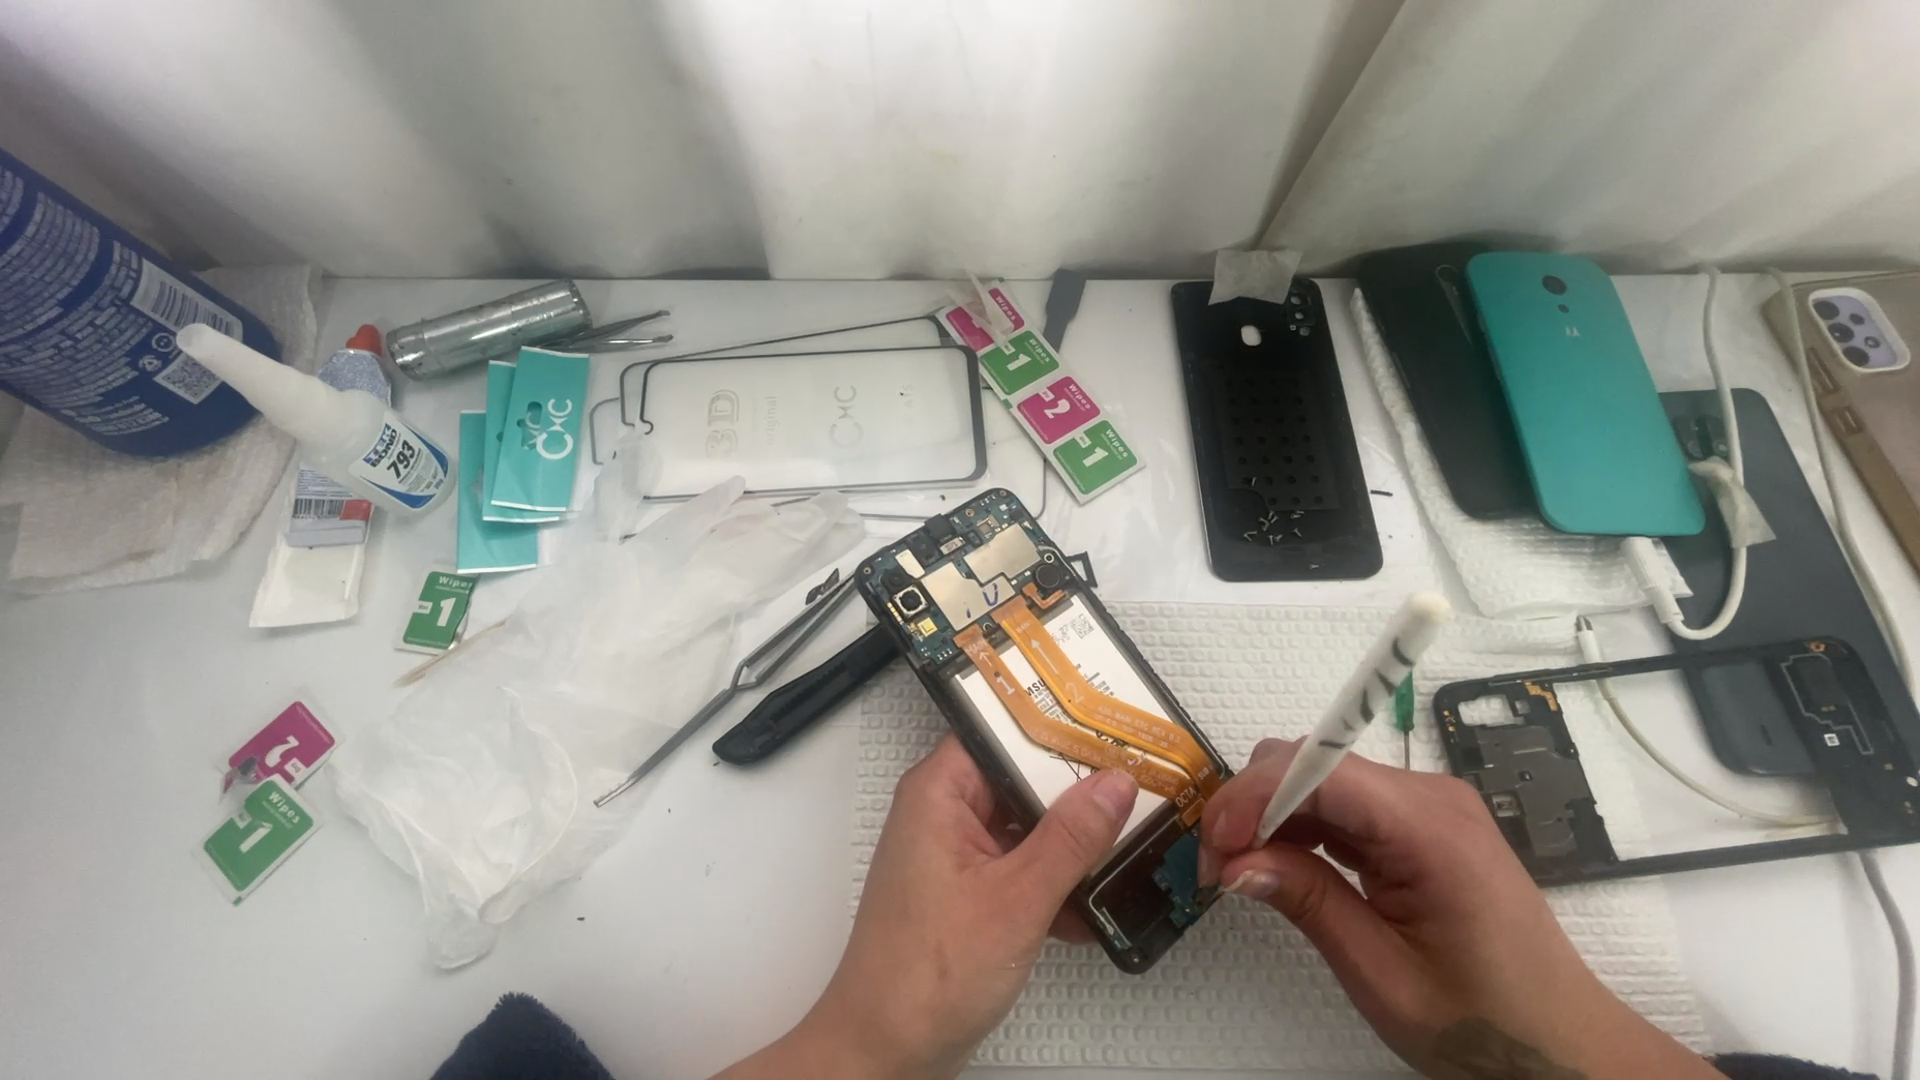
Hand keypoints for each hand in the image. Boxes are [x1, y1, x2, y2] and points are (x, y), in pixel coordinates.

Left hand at [717, 735, 1137, 1079]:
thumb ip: (1069, 839)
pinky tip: (1090, 907)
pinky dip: (1053, 880)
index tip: (1106, 731)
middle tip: (1131, 789)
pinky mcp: (970, 888)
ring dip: (1069, 843)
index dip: (1054, 727)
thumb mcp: (1015, 900)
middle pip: (1020, 777)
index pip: (1001, 731)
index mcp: (940, 792)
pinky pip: (1020, 863)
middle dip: (1074, 791)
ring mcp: (957, 851)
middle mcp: (945, 811)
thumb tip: (1112, 786)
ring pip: (1026, 823)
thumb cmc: (922, 977)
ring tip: (1122, 846)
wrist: (885, 1051)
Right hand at [1201, 739, 1719, 1079]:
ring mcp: (1423, 803)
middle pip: (1310, 762)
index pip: (1318, 772)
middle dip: (1251, 804)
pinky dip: (1296, 825)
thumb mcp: (1382, 975)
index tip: (1213, 851)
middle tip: (1220, 868)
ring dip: (1267, 814)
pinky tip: (1278, 863)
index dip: (1252, 797)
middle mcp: (1428, 795)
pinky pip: (1337, 801)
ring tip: (1240, 870)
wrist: (1567, 1052)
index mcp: (1431, 829)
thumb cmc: (1484, 1026)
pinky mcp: (1414, 820)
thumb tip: (1230, 863)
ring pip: (1315, 776)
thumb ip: (1306, 901)